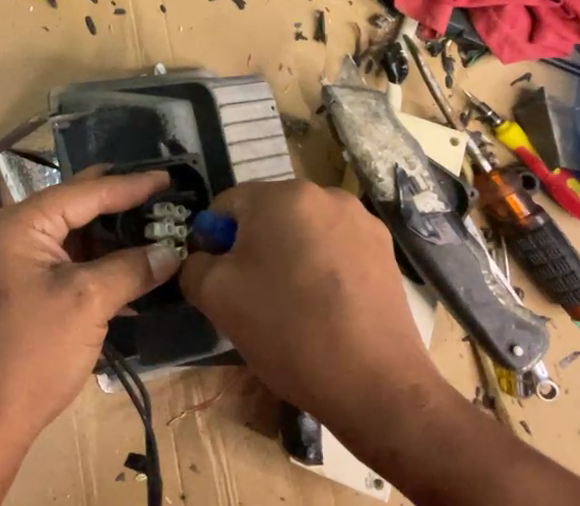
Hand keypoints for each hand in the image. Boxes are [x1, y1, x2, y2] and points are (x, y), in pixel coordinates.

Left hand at [0, 168, 180, 453]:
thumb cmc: (33, 354)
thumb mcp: (88, 304)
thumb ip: (131, 268)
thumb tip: (171, 251)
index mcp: (14, 224)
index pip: (81, 193)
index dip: (128, 186)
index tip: (167, 177)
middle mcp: (3, 231)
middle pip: (70, 208)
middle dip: (117, 206)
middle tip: (161, 196)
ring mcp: (3, 259)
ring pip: (65, 236)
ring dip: (106, 238)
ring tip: (152, 231)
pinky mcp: (10, 285)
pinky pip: (56, 261)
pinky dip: (89, 263)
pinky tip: (126, 267)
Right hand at [179, 180, 443, 431]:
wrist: (376, 385)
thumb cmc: (287, 330)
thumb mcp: (215, 296)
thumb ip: (193, 265)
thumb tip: (201, 259)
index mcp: (280, 195)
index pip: (226, 205)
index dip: (213, 241)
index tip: (219, 280)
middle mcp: (323, 194)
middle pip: (268, 214)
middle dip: (254, 247)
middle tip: (253, 295)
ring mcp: (361, 221)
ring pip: (303, 230)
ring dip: (289, 255)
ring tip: (293, 304)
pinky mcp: (385, 250)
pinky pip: (335, 248)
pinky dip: (322, 268)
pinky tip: (325, 307)